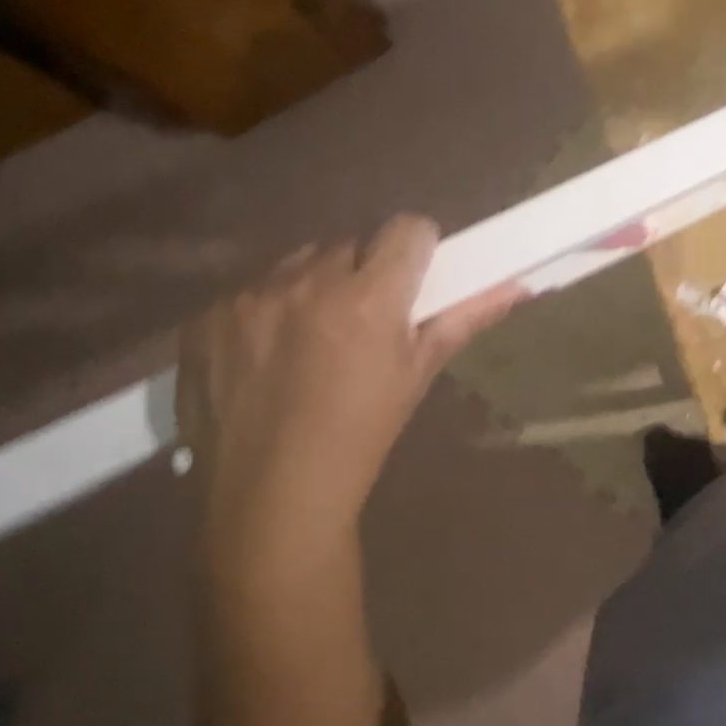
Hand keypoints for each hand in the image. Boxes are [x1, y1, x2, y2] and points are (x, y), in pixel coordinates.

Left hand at [179, 215, 519, 559]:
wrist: (271, 497)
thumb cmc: (363, 434)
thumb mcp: (419, 373)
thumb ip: (467, 317)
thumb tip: (520, 284)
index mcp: (369, 298)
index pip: (407, 228)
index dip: (417, 249)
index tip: (415, 280)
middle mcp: (308, 283)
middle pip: (352, 244)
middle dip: (364, 272)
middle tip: (365, 320)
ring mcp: (249, 298)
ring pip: (299, 263)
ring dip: (314, 286)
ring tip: (312, 338)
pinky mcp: (205, 317)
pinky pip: (252, 290)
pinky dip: (267, 311)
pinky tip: (268, 356)